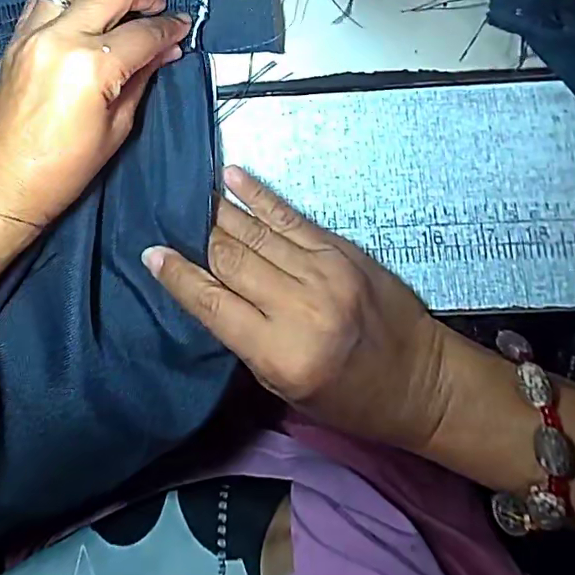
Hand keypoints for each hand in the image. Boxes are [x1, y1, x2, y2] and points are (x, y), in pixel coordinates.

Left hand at [0, 0, 191, 227]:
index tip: (181, 26)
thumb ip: (142, 78)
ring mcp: (31, 34)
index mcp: (89, 67)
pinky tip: (83, 13)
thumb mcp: (117, 128)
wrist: (3, 180)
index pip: (142, 32)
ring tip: (118, 4)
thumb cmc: (62, 168)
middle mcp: (59, 38)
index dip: (169, 28)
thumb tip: (165, 49)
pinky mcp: (15, 39)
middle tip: (157, 8)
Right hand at [144, 167, 459, 451]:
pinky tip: (232, 176)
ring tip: (188, 193)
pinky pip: (288, 216)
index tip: (150, 254)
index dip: (177, 276)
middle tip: (166, 218)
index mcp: (282, 353)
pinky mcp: (340, 250)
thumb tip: (201, 285)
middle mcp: (300, 307)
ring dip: (216, 211)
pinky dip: (257, 195)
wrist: (424, 382)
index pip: (213, 303)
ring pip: (252, 232)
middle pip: (229, 259)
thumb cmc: (350, 397)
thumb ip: (242, 335)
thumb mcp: (285, 385)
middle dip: (193, 237)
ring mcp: (323, 271)